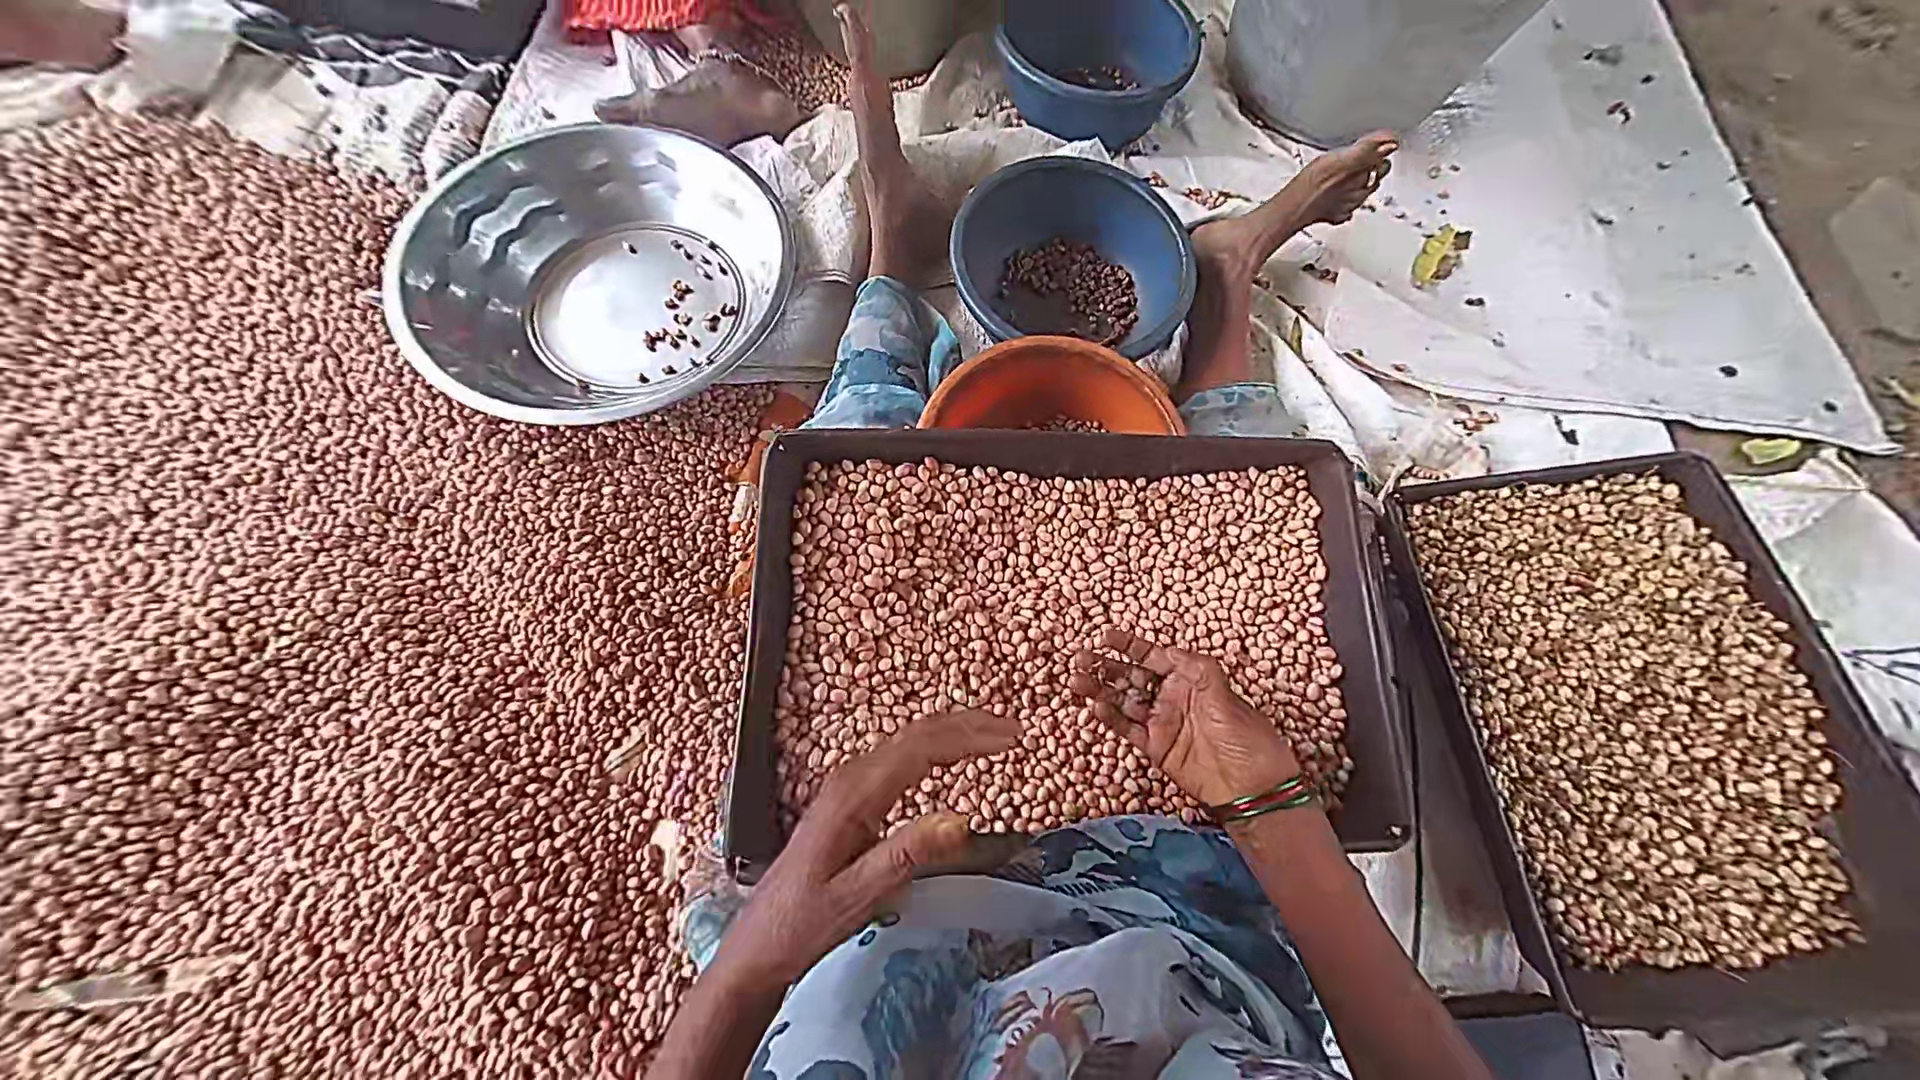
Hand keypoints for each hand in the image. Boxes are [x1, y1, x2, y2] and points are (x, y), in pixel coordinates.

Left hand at [708, 709, 1020, 990]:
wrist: (758, 942)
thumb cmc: (803, 924)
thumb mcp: (854, 898)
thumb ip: (904, 856)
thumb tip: (961, 820)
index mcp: (855, 793)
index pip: (922, 747)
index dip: (970, 737)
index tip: (1012, 738)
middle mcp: (853, 777)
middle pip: (918, 733)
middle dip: (970, 725)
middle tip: (1016, 732)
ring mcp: (851, 783)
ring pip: (911, 740)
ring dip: (956, 732)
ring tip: (997, 736)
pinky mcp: (854, 796)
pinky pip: (903, 757)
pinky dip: (938, 748)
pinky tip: (955, 756)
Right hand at [1068, 628, 1299, 808]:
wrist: (1254, 787)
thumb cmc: (1247, 737)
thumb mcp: (1225, 694)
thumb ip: (1196, 667)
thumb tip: (1168, 649)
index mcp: (1187, 678)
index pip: (1151, 656)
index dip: (1127, 646)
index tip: (1104, 636)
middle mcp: (1170, 697)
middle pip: (1130, 677)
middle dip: (1104, 666)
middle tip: (1079, 658)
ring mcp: (1161, 722)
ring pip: (1122, 701)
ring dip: (1099, 690)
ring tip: (1076, 681)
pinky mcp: (1155, 747)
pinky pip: (1128, 729)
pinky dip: (1111, 718)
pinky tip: (1096, 707)